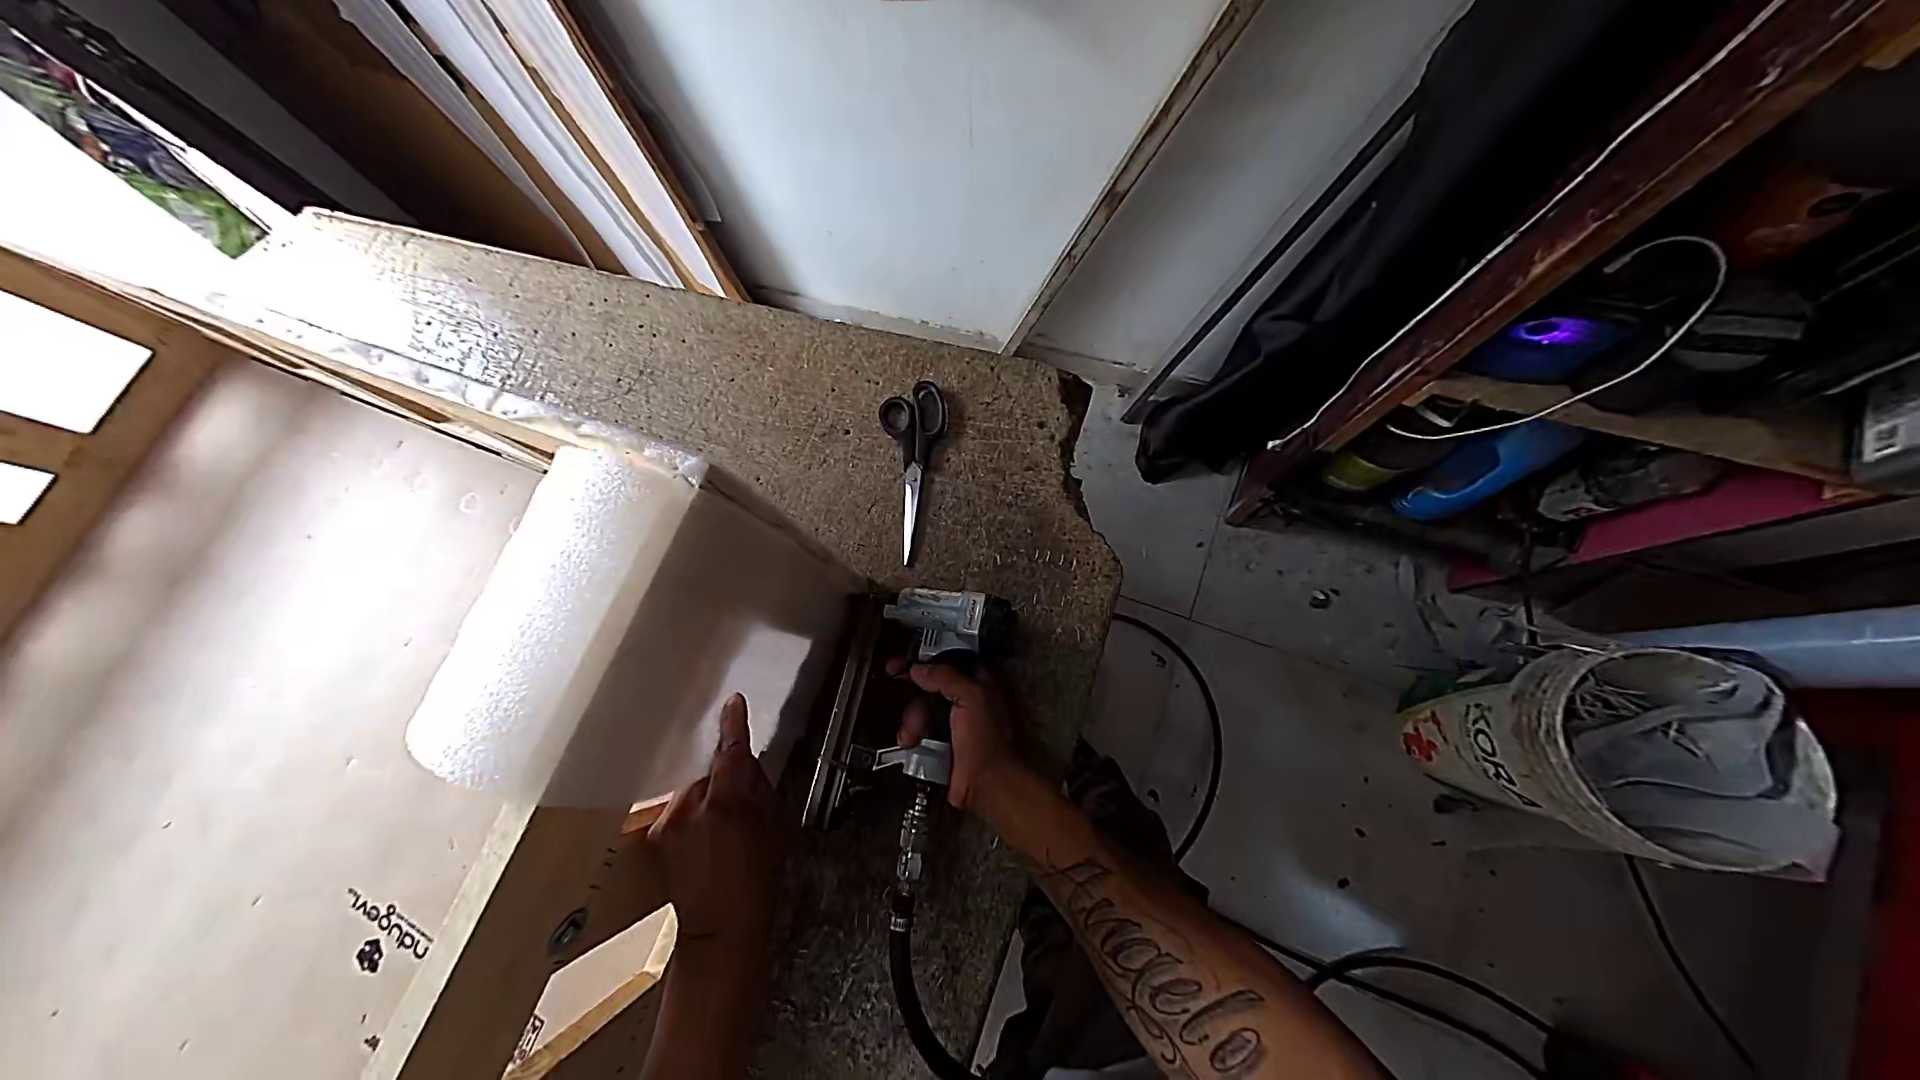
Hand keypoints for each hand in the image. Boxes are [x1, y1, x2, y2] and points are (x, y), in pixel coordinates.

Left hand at [643, 693, 781, 953]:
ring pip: (693, 790)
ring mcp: (667, 824)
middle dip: (724, 778)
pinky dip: (694, 812)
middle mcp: (688, 810)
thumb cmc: (756, 882)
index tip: (733, 703)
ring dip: (708, 797)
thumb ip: (757, 789)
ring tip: (724, 829)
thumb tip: (746, 762)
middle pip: (708, 772)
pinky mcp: (657, 836)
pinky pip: (680, 809)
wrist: (721, 931)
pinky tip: (707, 838)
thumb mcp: (773, 828)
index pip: (730, 753)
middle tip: (742, 804)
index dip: (733, 725)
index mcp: (724, 805)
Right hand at [893, 659, 1017, 809]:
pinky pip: (920, 731)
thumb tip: (919, 669)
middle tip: (911, 710)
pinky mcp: (942, 743)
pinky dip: (912, 735)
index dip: (926, 660)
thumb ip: (945, 677)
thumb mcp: (971, 697)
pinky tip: (910, 743)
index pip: (948, 660)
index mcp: (979, 683)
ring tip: (912, 735)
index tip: (902, 665)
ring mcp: (954, 723)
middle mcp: (967, 700)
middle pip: (930, 688)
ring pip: (922, 710)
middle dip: (916, 699)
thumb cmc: (987, 740)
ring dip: (912, 721)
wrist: (986, 784)